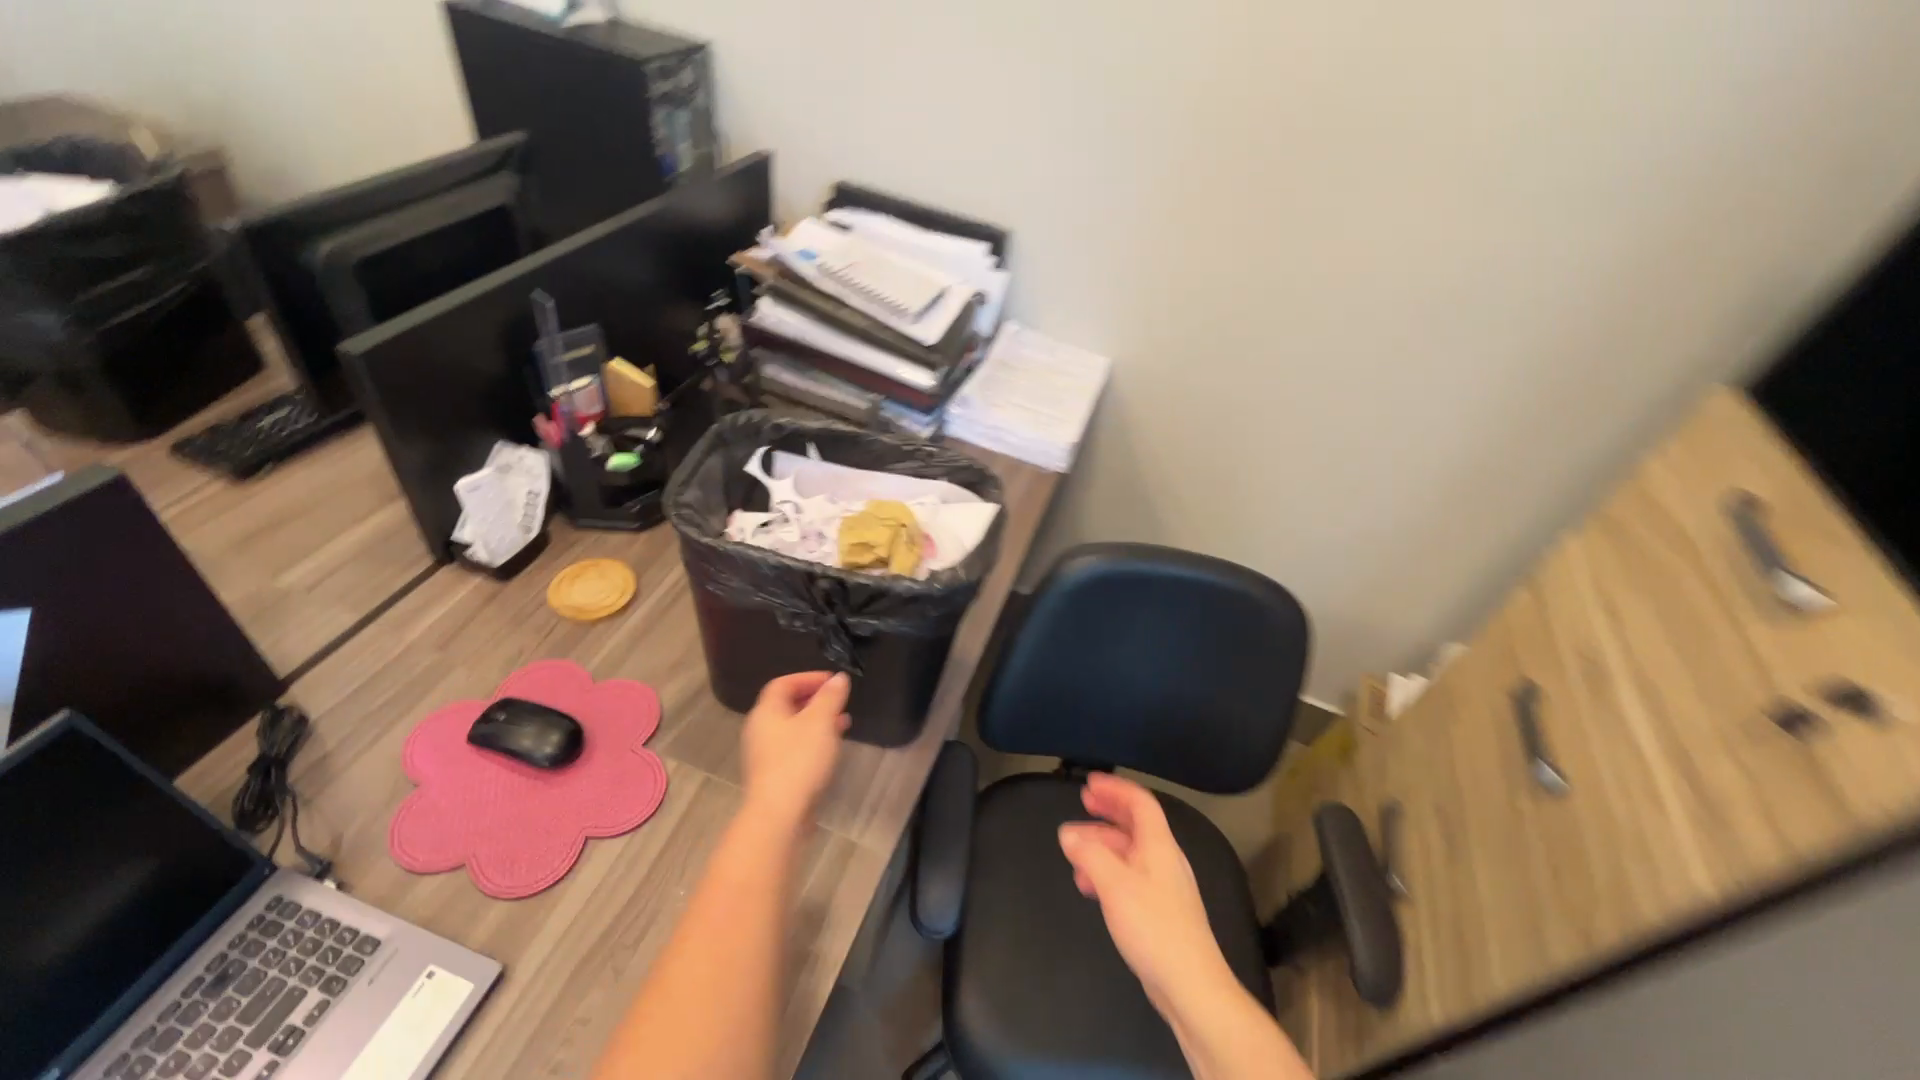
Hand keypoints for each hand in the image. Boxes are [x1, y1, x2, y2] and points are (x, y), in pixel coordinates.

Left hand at [740, 671, 851, 827]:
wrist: (778, 814)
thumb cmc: (798, 760)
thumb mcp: (820, 722)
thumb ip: (830, 697)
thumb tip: (838, 678)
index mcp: (766, 712)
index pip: (783, 683)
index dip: (808, 678)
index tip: (832, 681)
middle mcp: (760, 730)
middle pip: (786, 706)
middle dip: (814, 700)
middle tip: (838, 701)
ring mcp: (765, 755)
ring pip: (792, 729)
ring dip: (816, 722)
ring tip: (842, 723)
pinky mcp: (773, 775)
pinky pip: (794, 749)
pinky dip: (812, 742)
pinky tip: (831, 750)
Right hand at [1058, 772, 1233, 1004]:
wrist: (1190, 983)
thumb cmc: (1154, 928)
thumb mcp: (1115, 885)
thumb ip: (1090, 855)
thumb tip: (1068, 833)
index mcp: (1159, 846)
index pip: (1140, 803)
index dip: (1115, 788)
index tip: (1090, 782)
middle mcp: (1164, 860)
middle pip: (1136, 825)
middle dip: (1108, 812)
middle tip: (1083, 805)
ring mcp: (1164, 886)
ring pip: (1130, 852)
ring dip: (1103, 845)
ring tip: (1075, 851)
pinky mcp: (1159, 911)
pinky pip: (1130, 877)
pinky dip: (1108, 872)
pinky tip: (1089, 886)